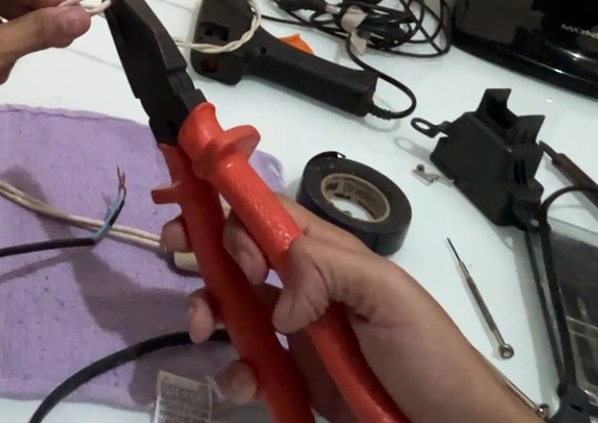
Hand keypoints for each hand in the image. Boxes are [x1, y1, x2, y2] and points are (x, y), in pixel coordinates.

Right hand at [163, 195, 536, 422]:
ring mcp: (293, 330)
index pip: (267, 215)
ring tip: (200, 330)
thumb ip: (327, 270)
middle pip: (238, 251)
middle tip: (172, 246)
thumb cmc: (426, 352)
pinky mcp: (290, 375)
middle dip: (202, 244)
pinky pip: (245, 363)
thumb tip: (276, 299)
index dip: (235, 216)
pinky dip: (233, 370)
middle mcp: (301, 283)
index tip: (220, 240)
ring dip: (205, 306)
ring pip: (231, 303)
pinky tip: (242, 383)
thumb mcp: (387, 296)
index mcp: (323, 253)